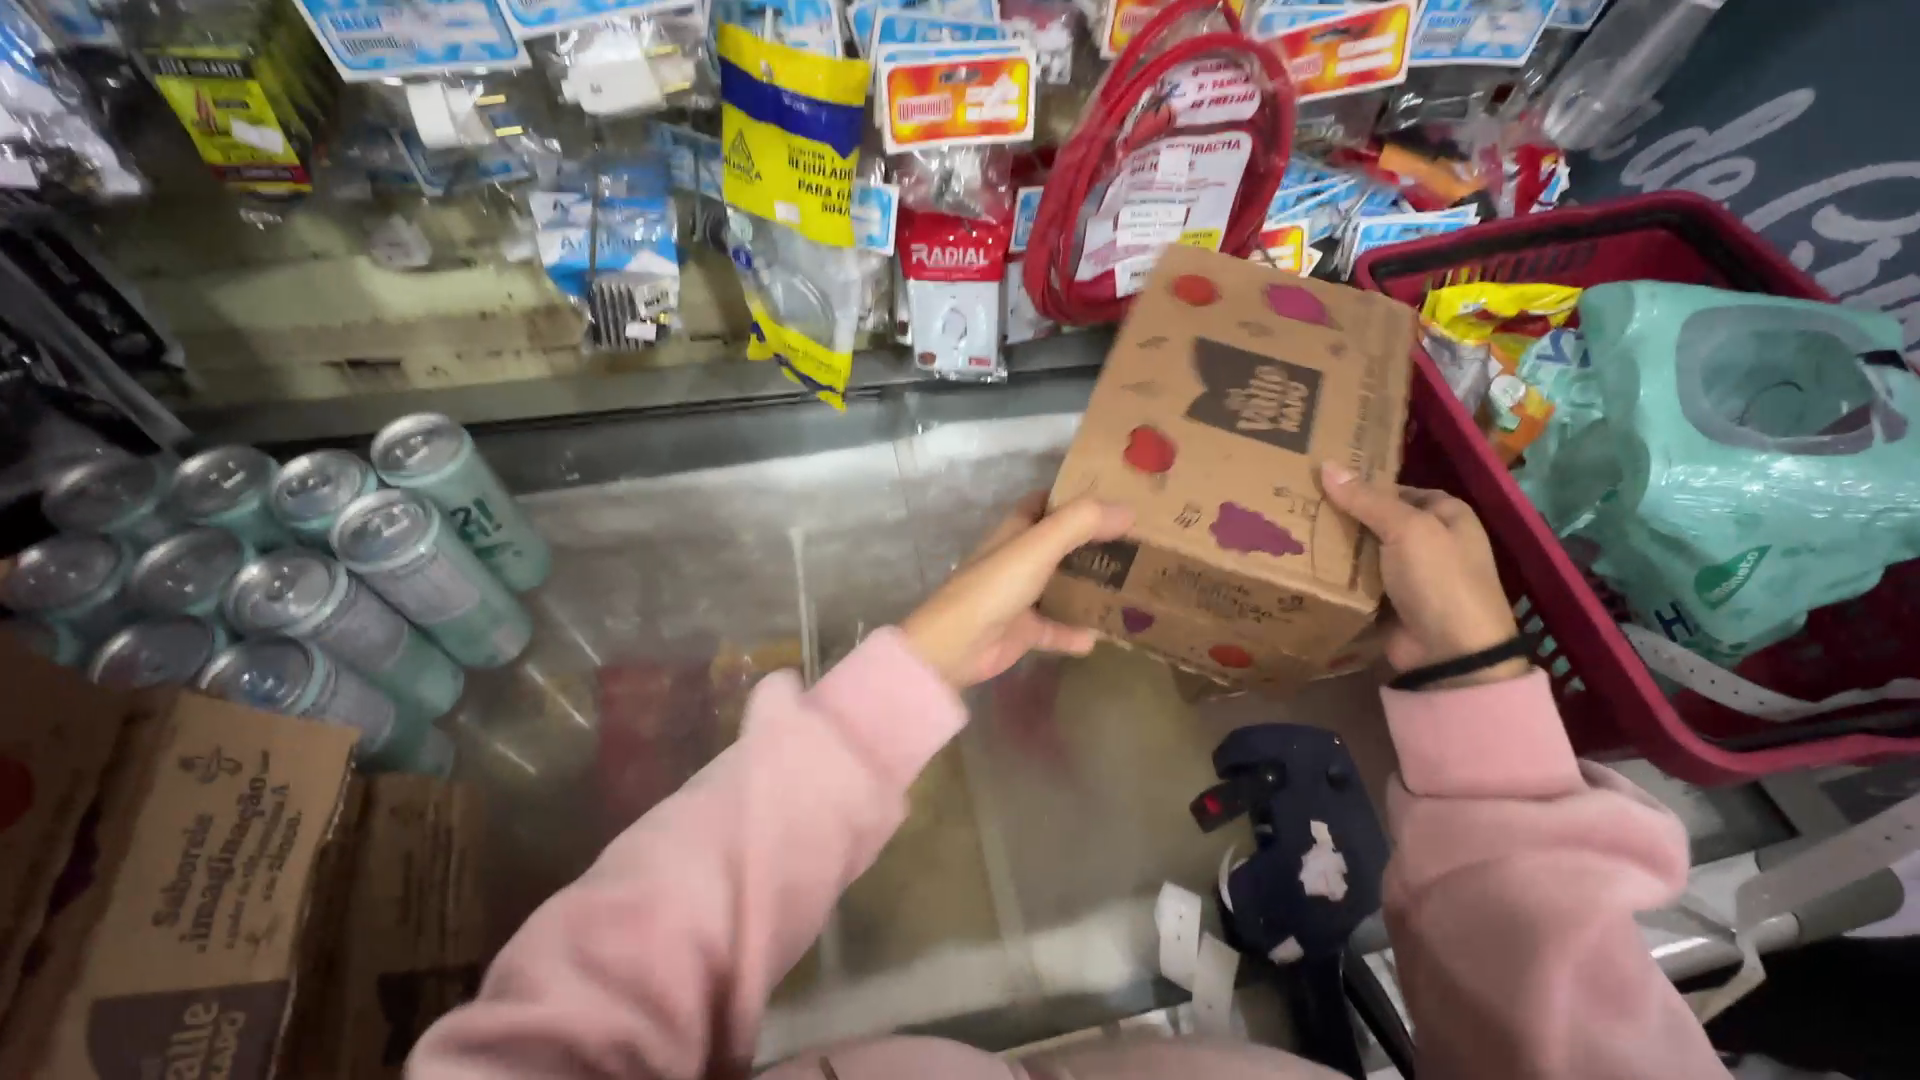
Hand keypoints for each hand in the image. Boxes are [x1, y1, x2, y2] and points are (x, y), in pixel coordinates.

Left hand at [902, 493, 1134, 687]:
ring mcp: (1020, 596)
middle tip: (1136, 541)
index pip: (1046, 502)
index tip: (1115, 494)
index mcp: (1016, 531)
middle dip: (1092, 542)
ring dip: (1089, 586)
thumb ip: (1081, 524)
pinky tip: (1103, 636)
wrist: (956, 645)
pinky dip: (1076, 632)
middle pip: (1060, 544)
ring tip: (1131, 584)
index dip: (1075, 495)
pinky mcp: (1023, 631)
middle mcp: (1018, 559)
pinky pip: (1056, 629)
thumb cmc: (995, 587)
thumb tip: (1128, 510)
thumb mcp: (1038, 546)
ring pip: (1061, 585)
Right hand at [1319, 463, 1529, 687]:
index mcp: (1447, 516)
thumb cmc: (1439, 579)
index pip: (1399, 490)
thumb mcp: (1407, 529)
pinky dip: (1337, 577)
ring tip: (1292, 533)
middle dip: (1344, 517)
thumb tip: (1327, 466)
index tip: (1323, 484)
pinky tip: (1305, 566)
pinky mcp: (1390, 604)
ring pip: (1364, 553)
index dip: (1366, 485)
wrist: (1451, 652)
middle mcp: (1431, 542)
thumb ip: (1366, 499)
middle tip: (1298, 507)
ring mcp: (1410, 576)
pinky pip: (1358, 582)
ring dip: (1336, 548)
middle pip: (1379, 521)